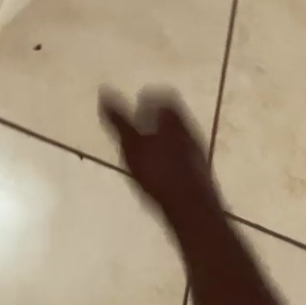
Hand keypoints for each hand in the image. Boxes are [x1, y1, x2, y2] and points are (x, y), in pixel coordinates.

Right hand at [101, 88, 220, 223]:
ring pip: (179, 138)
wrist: (193, 212)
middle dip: (156, 120)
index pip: (164, 99)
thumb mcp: (131, 145)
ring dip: (163, 140)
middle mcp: (189, 133)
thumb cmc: (158, 174)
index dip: (149, 100)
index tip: (137, 104)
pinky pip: (184, 157)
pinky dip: (171, 158)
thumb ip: (118, 121)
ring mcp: (198, 155)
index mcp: (173, 121)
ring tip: (146, 152)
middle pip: (173, 118)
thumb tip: (103, 92)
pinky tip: (160, 173)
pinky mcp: (201, 175)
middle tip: (138, 126)